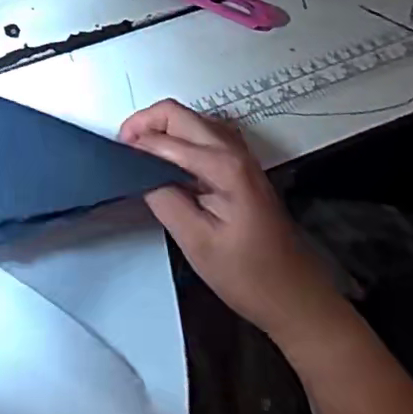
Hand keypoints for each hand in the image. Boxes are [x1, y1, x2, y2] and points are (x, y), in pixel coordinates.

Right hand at [119, 100, 350, 349]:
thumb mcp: (193, 239)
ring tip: (138, 155)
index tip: (115, 163)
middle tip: (122, 152)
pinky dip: (176, 137)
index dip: (133, 145)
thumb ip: (161, 195)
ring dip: (159, 128)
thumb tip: (137, 170)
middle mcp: (235, 153)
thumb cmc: (247, 275)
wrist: (297, 300)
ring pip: (189, 119)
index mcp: (224, 167)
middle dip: (142, 125)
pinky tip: (165, 163)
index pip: (164, 138)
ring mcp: (241, 158)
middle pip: (176, 113)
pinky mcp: (240, 168)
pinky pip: (201, 135)